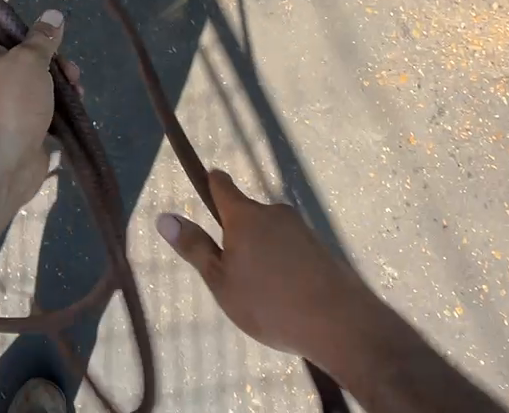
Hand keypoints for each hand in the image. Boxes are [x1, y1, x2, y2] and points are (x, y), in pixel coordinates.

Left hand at [0, 10, 62, 209]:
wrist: (5, 160)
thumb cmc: (10, 100)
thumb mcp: (30, 59)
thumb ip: (43, 38)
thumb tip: (53, 15)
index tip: (24, 21)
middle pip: (20, 52)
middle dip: (48, 55)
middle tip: (66, 65)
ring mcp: (7, 100)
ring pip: (37, 79)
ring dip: (60, 80)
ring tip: (76, 87)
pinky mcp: (25, 123)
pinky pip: (45, 105)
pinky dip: (61, 103)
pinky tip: (77, 102)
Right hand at [157, 170, 395, 365]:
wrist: (345, 326)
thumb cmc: (271, 303)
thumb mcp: (222, 282)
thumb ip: (195, 248)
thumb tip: (163, 217)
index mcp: (244, 216)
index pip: (222, 185)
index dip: (212, 182)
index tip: (209, 180)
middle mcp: (274, 213)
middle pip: (250, 213)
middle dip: (240, 232)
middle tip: (234, 267)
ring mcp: (303, 230)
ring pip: (274, 234)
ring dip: (266, 252)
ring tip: (264, 290)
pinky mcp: (325, 251)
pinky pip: (296, 251)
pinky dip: (289, 267)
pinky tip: (290, 298)